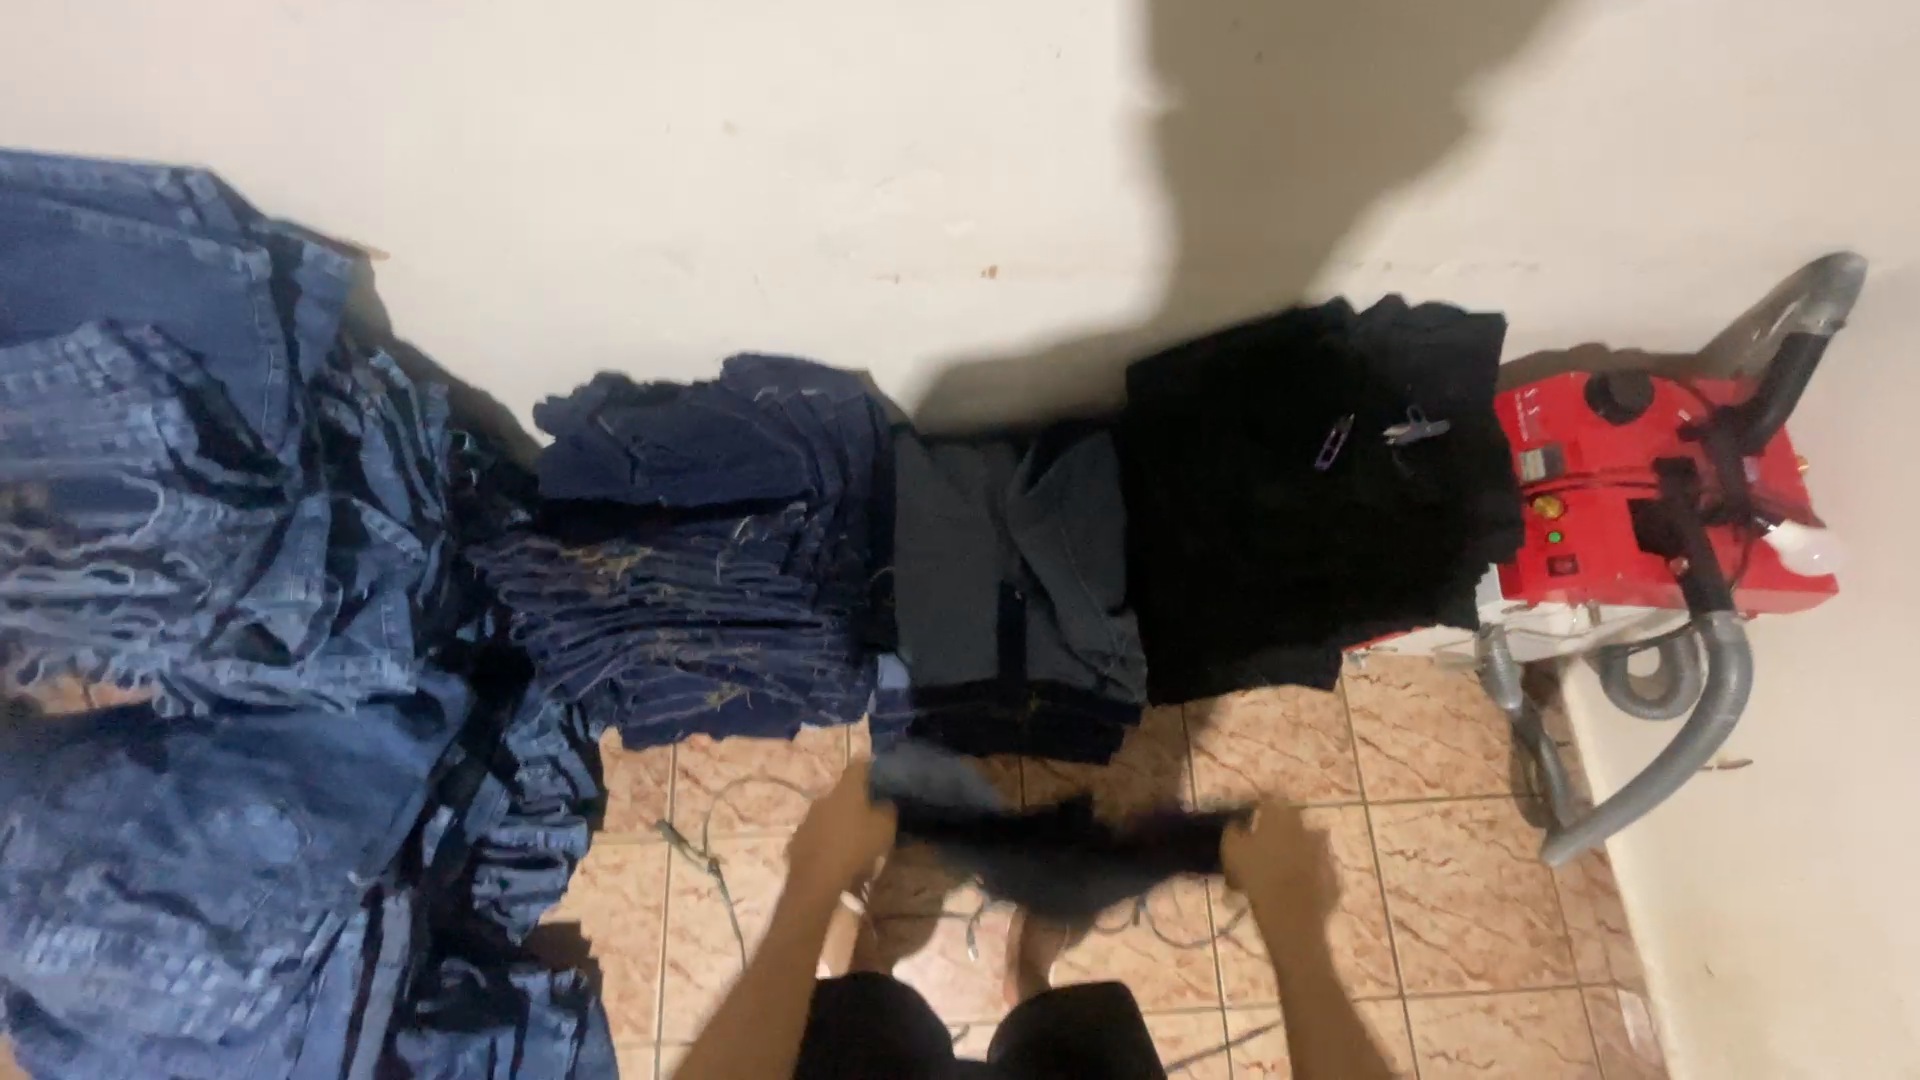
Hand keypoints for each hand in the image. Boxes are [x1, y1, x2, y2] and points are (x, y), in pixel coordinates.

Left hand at [787, 759, 897, 897]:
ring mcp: (807, 819)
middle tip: (869, 815)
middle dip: (855, 801)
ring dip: (839, 822)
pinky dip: (825, 841)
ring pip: (828, 814)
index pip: (858, 765)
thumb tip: (885, 802)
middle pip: (842, 792)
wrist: (816, 881)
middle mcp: (824, 798)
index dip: (869, 766)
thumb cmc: (855, 848)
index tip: (878, 773)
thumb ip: (887, 810)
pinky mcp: (796, 840)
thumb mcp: (884, 828)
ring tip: (852, 841)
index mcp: (846, 790)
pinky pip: (816, 835)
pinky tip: (834, 857)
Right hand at [1220, 799, 1338, 917]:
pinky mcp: (1332, 875)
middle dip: (1284, 820)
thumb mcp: (1231, 850)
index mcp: (1278, 818)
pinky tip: (1301, 878)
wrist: (1290, 913)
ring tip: (1289, 855)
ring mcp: (1322, 852)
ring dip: (1302, 842)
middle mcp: (1303, 828)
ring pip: (1313, 839)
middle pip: (1295, 816)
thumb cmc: (1255, 876)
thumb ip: (1234, 831)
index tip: (1254, 808)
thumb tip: (1238, 822)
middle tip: (1271, 831)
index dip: (1262, 802)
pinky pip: (1321, 865)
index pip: (1270, 799)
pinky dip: (1313, 868)